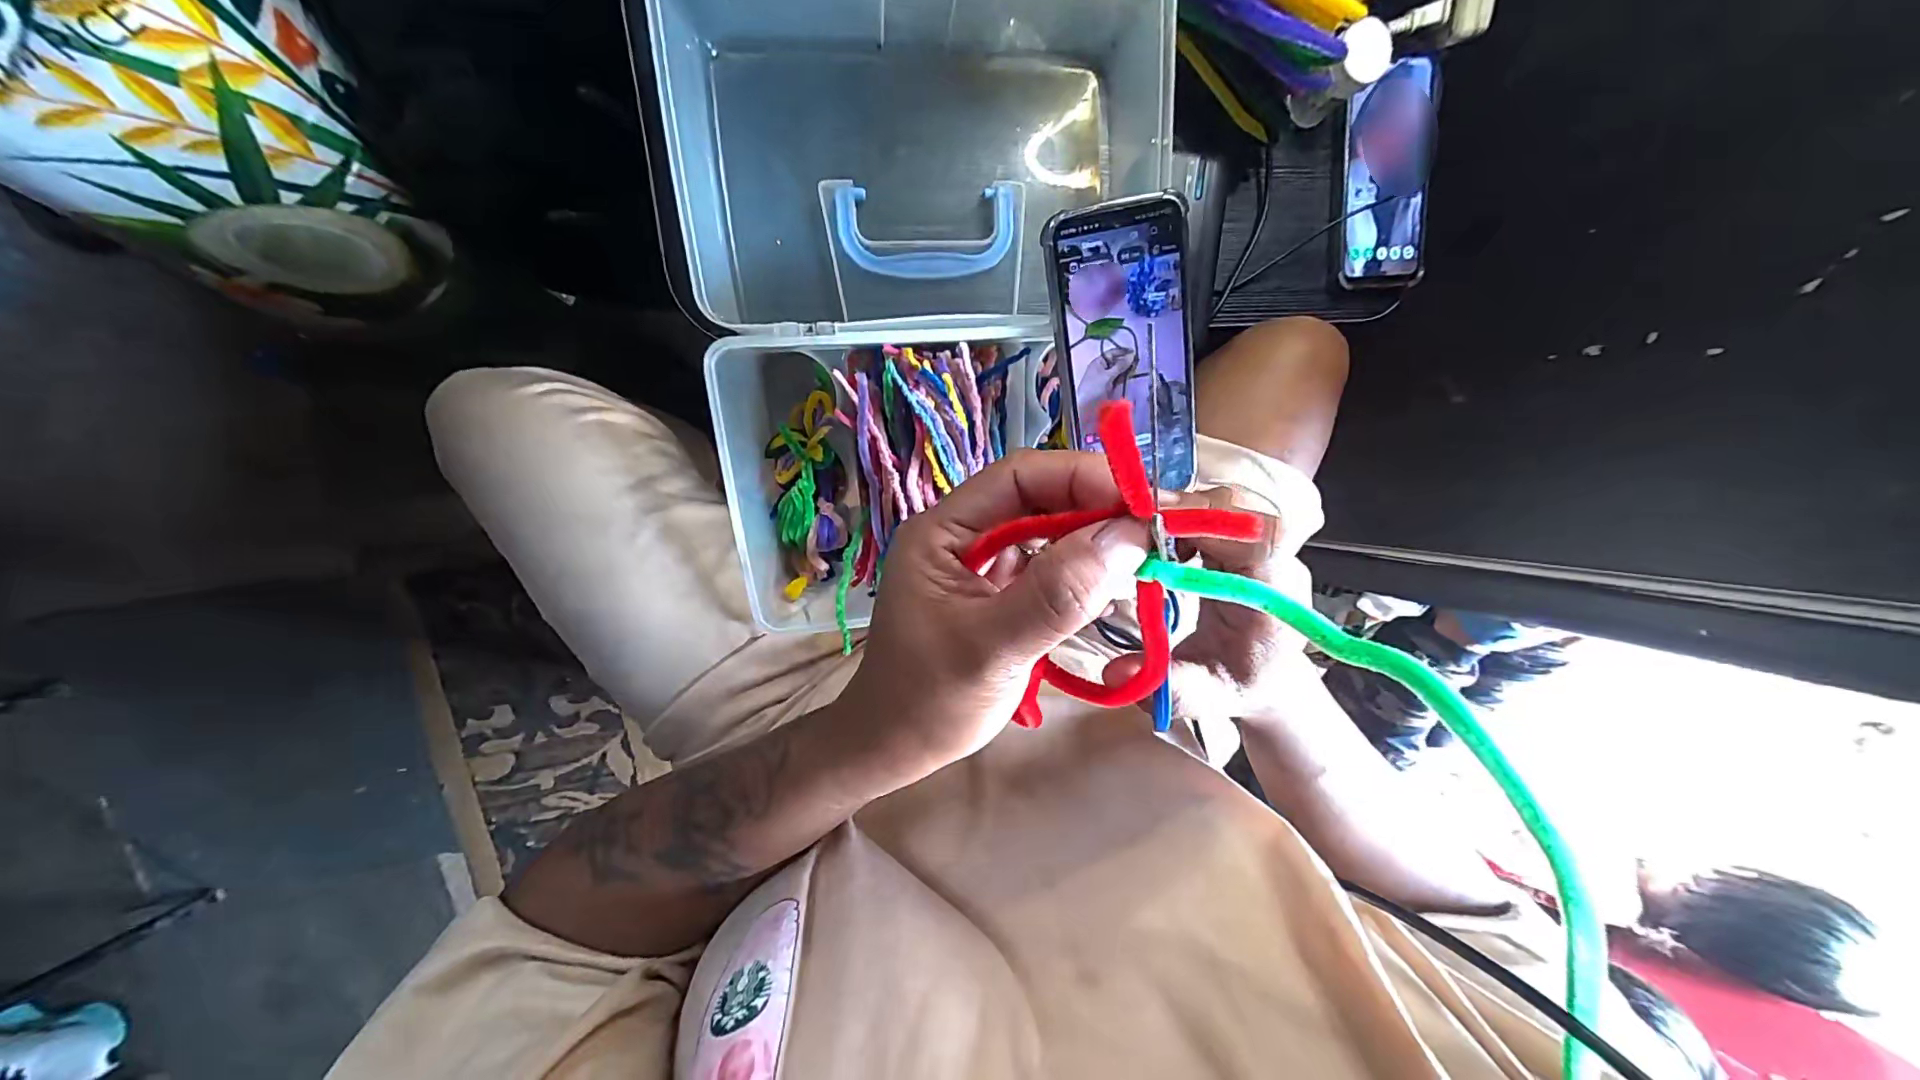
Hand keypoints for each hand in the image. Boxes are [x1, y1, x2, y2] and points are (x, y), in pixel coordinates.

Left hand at [842, 450, 1150, 769]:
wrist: (895, 748)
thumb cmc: (927, 701)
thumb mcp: (991, 648)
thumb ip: (1055, 595)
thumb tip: (1127, 539)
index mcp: (942, 531)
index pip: (1018, 477)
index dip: (1081, 477)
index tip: (1140, 501)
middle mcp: (963, 537)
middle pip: (1039, 501)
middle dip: (1097, 511)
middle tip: (1155, 532)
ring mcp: (983, 566)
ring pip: (1050, 535)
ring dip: (1095, 543)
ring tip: (1143, 558)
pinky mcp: (1001, 595)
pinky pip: (1051, 570)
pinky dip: (1084, 575)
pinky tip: (1113, 588)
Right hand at [1102, 486, 1314, 723]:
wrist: (1266, 684)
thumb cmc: (1244, 689)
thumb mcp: (1208, 697)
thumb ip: (1170, 685)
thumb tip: (1115, 671)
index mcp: (1276, 590)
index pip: (1248, 533)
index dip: (1198, 521)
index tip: (1148, 525)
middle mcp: (1272, 558)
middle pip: (1229, 509)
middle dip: (1176, 512)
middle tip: (1127, 527)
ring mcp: (1254, 546)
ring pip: (1214, 507)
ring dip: (1171, 515)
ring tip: (1132, 535)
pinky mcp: (1234, 543)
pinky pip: (1205, 518)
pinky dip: (1173, 522)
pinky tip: (1148, 541)